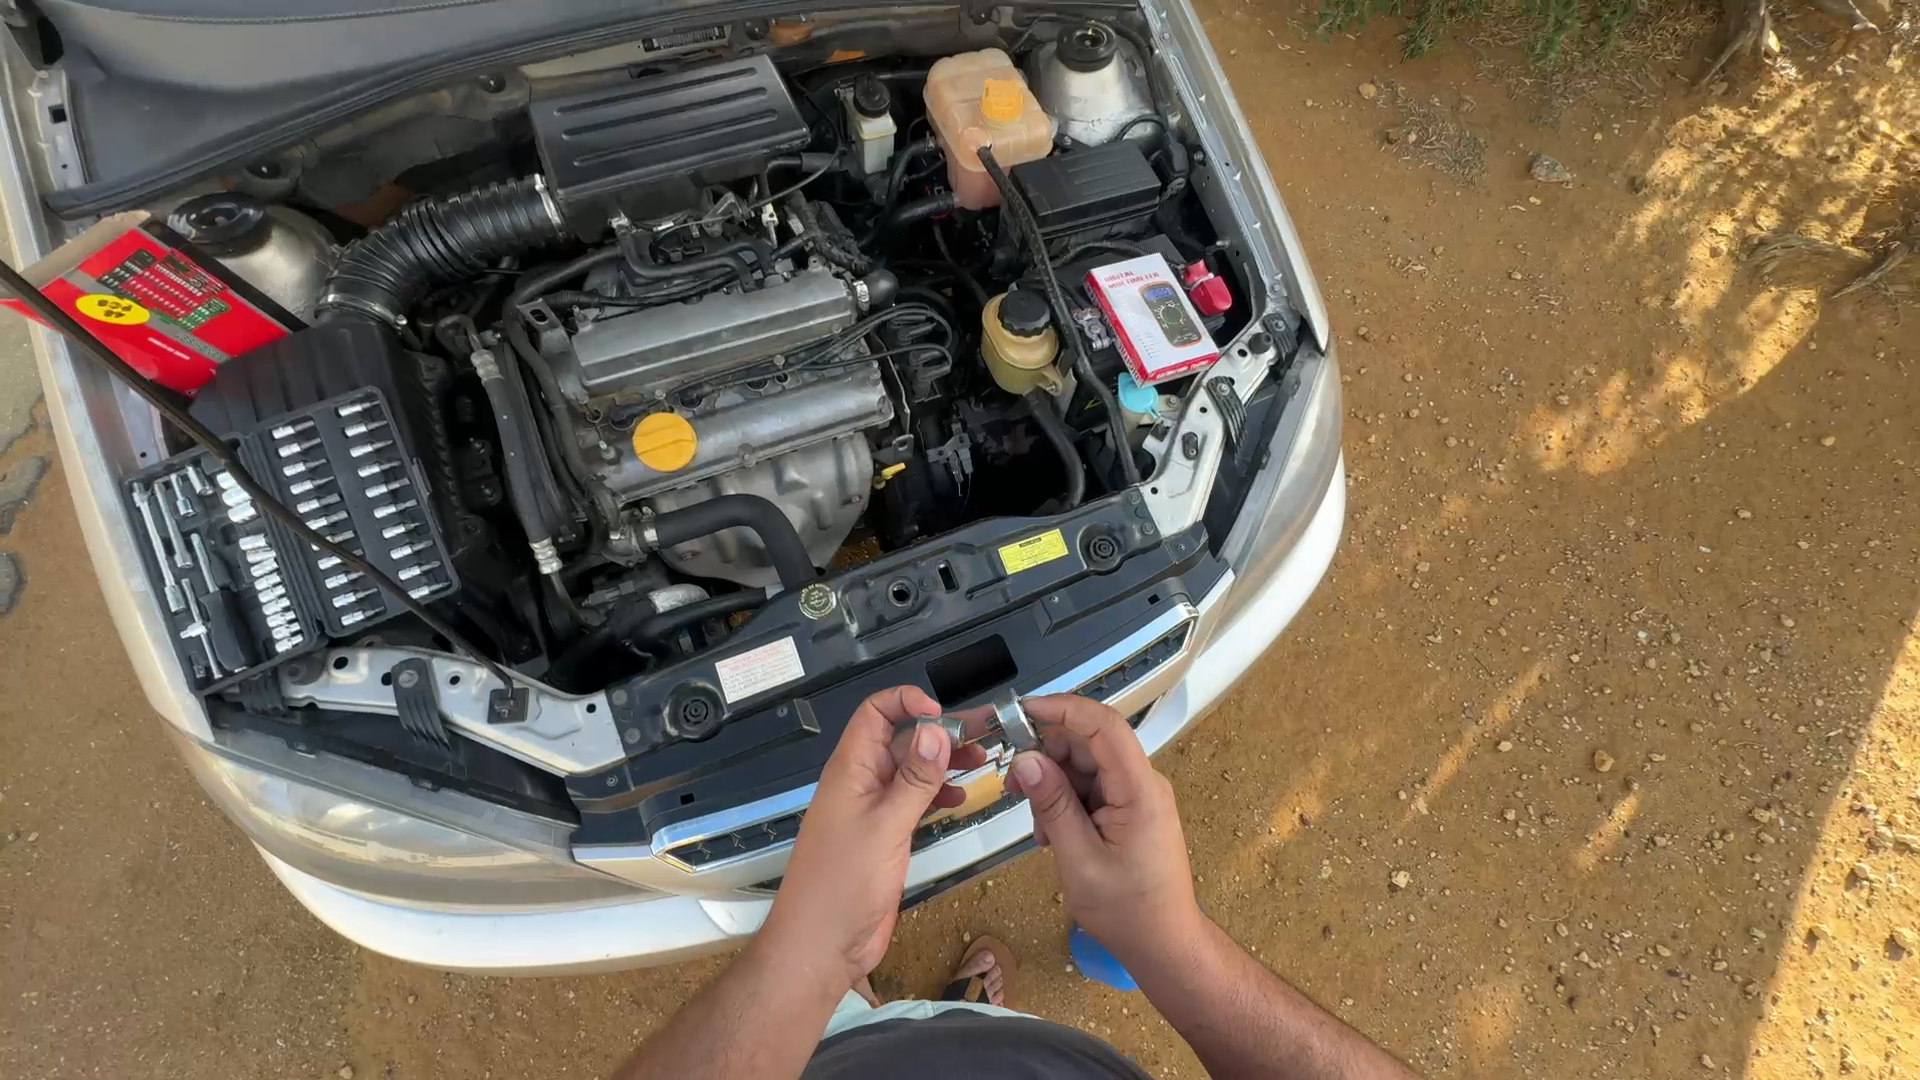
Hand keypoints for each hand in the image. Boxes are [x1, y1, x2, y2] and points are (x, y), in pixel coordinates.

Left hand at [759, 686, 986, 990]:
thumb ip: (915, 778)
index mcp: (852, 767)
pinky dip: (936, 794)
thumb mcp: (885, 825)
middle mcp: (862, 781)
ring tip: (982, 763)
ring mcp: (873, 808)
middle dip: (940, 732)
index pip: (875, 713)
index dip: (906, 702)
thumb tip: (937, 729)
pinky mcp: (884, 834)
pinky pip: (913, 800)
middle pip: (902, 740)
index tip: (942, 712)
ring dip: (944, 763)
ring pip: (911, 770)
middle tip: (985, 734)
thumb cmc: (843, 883)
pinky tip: (958, 800)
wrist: (819, 948)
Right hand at [1006, 694, 1205, 968]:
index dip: (1063, 708)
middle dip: (1047, 756)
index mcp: (1139, 789)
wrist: (1165, 946)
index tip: (1022, 711)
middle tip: (1013, 785)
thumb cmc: (1126, 910)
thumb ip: (1052, 805)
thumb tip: (1025, 759)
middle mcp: (1142, 781)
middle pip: (1088, 743)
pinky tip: (1052, 834)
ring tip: (1039, 828)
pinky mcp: (1129, 808)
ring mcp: (1136, 794)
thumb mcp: (1079, 859)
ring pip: (1084, 765)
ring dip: (1053, 786)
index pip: (1104, 725)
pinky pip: (1090, 786)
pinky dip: (1065, 801)